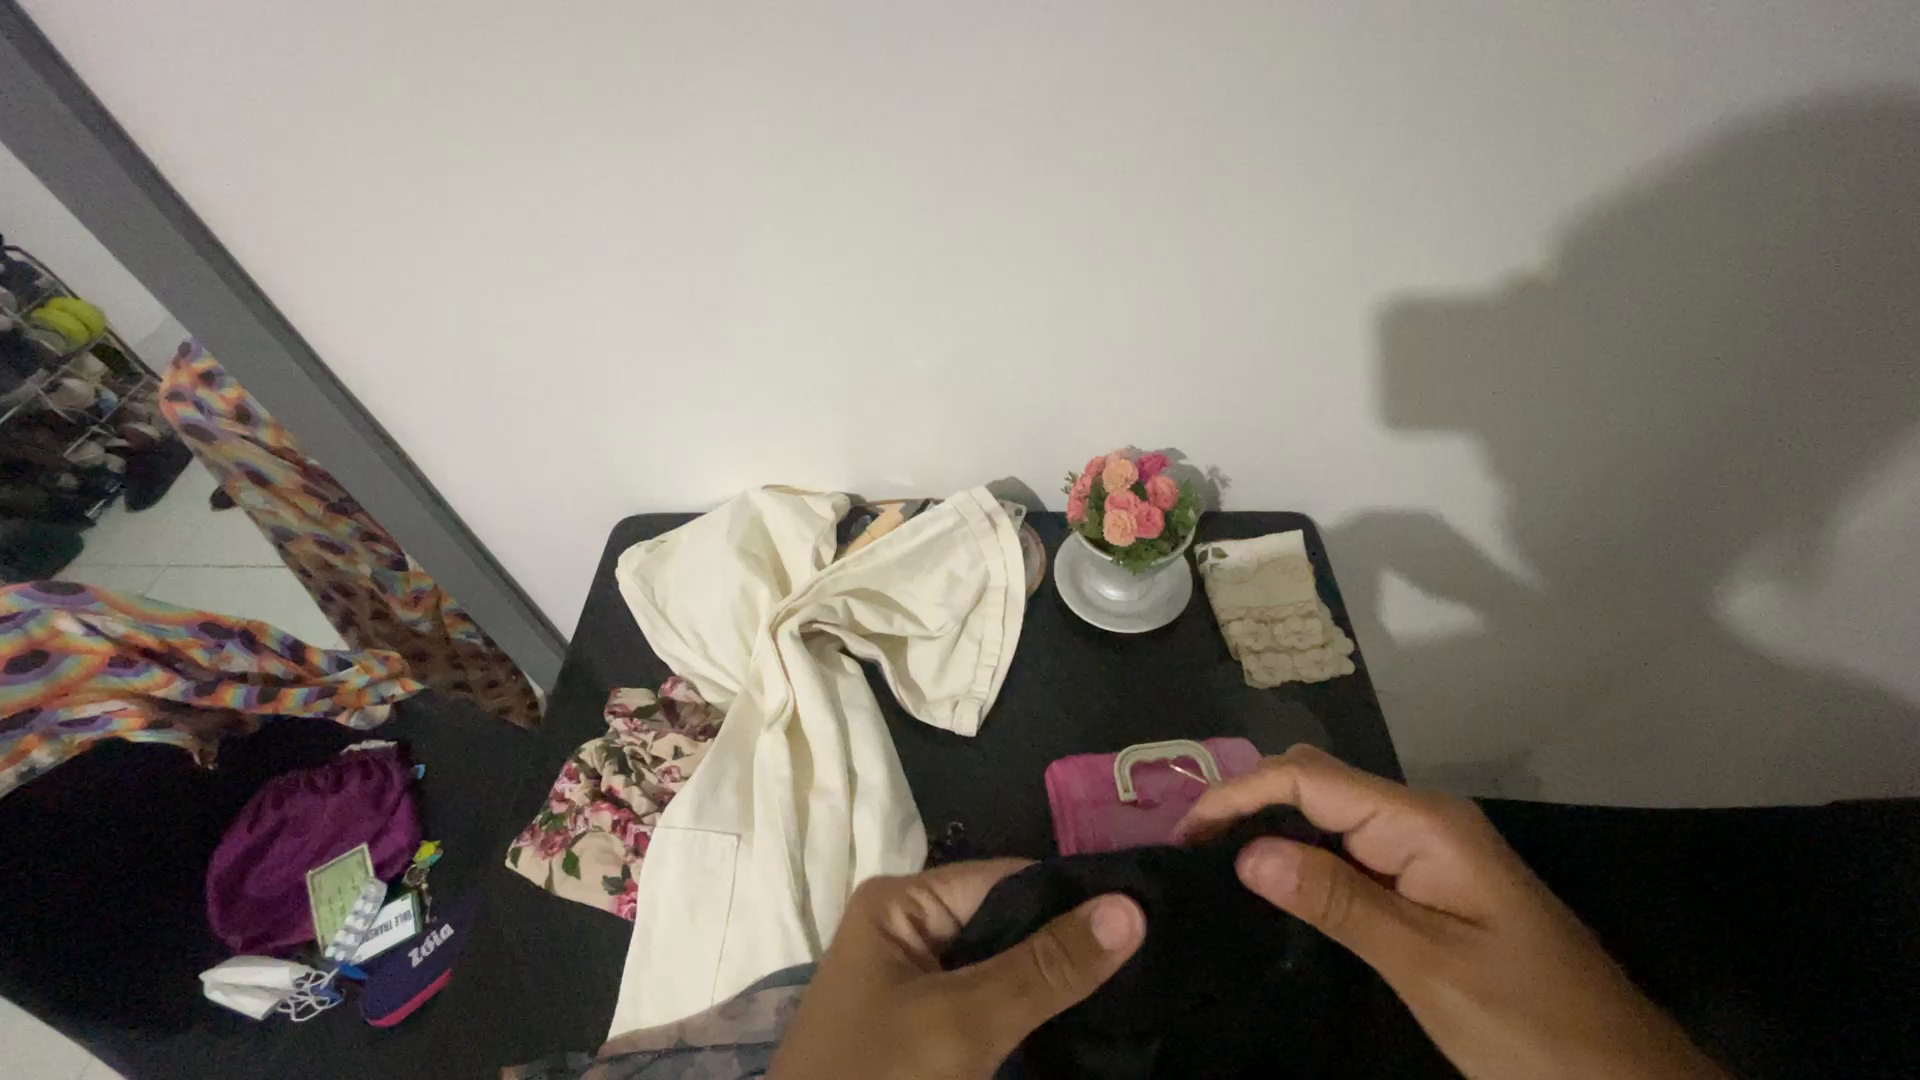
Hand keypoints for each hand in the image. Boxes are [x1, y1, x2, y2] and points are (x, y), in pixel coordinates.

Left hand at [770, 858, 1145, 1078]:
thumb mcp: (962, 1024)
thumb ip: (1045, 967)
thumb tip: (1132, 906)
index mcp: (901, 903)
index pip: (1005, 879)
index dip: (1072, 895)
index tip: (1148, 910)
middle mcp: (909, 930)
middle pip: (1006, 922)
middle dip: (1068, 943)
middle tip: (1152, 953)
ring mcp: (917, 985)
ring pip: (1004, 969)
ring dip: (1055, 983)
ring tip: (1139, 983)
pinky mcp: (927, 1034)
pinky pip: (990, 1008)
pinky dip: (1032, 1016)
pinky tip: (1089, 1023)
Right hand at [1175, 744, 1727, 1079]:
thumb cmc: (1535, 1028)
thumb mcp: (1427, 967)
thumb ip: (1336, 901)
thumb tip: (1247, 853)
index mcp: (1424, 823)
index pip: (1308, 779)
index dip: (1239, 794)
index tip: (1187, 833)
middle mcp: (1422, 818)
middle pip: (1316, 779)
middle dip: (1250, 798)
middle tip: (1196, 847)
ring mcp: (1427, 846)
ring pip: (1329, 809)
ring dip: (1271, 821)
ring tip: (1218, 856)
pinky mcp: (1427, 877)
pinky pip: (1349, 844)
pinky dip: (1302, 850)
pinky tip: (1276, 875)